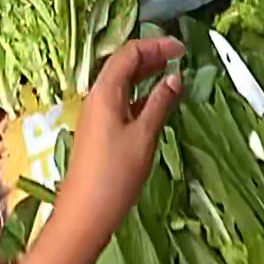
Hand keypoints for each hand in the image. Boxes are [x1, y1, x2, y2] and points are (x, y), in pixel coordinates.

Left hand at [52, 37, 183, 242]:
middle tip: (179, 58)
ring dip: (147, 73)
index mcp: (106, 90)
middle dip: (153, 55)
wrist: (82, 219)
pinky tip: (157, 100)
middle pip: (125, 62)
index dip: (157, 45)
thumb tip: (175, 76)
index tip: (181, 49)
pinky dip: (141, 91)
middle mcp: (98, 95)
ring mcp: (97, 112)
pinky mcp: (99, 128)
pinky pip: (122, 97)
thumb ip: (160, 102)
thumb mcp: (144, 135)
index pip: (131, 52)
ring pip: (123, 80)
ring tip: (172, 74)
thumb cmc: (114, 175)